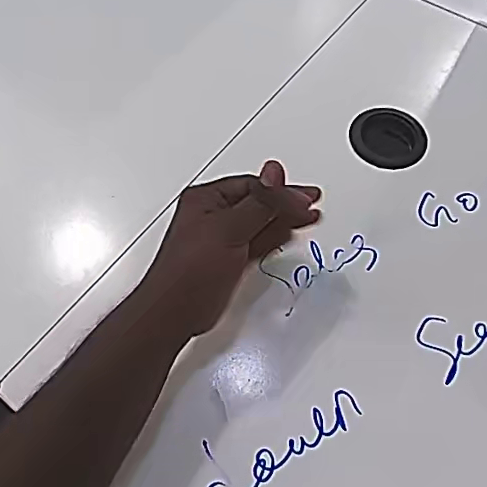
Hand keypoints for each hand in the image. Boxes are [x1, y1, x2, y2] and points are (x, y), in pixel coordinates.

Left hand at [135, 160, 321, 337]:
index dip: (281, 190)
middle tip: (311, 202)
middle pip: (258, 202)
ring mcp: (221, 238)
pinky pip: (257, 241)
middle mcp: (212, 215)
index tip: (305, 197)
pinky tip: (288, 233)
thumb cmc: (187, 271)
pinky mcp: (228, 259)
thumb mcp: (229, 228)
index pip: (253, 186)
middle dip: (286, 202)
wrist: (174, 312)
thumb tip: (274, 174)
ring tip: (307, 214)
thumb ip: (258, 203)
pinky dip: (274, 237)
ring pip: (260, 222)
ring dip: (284, 219)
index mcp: (206, 199)